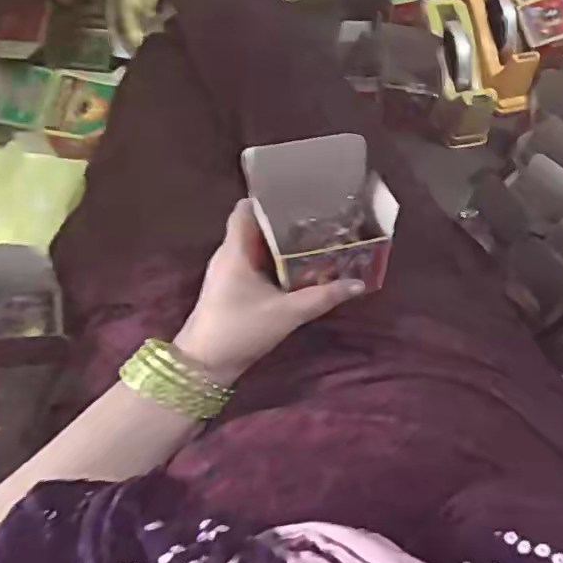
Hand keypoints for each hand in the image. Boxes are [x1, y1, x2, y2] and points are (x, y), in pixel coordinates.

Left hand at [173, 200, 364, 384]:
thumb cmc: (240, 330)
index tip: (298, 198)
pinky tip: (297, 267)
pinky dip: (274, 260)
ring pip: (256, 245)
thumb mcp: (287, 313)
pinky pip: (254, 262)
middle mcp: (229, 254)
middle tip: (318, 219)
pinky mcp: (230, 286)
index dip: (269, 199)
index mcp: (235, 250)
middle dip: (284, 221)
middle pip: (256, 225)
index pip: (246, 208)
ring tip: (314, 239)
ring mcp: (227, 271)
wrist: (204, 364)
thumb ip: (323, 297)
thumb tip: (358, 284)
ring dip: (280, 243)